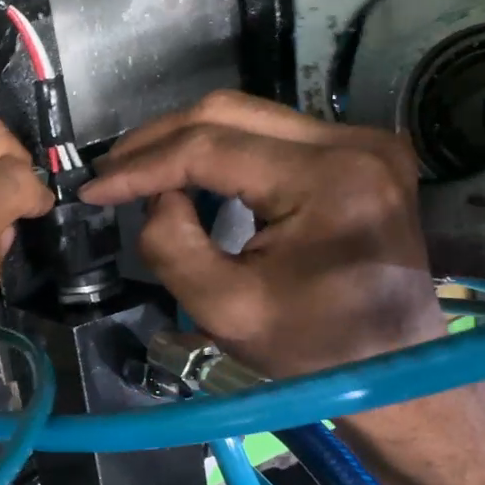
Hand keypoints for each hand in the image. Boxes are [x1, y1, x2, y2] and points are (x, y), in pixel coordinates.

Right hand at [79, 90, 444, 378]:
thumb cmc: (311, 351)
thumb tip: (157, 198)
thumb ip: (173, 245)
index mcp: (328, 180)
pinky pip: (270, 136)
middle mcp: (353, 143)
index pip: (210, 149)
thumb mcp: (224, 309)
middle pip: (229, 113)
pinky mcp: (360, 156)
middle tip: (108, 172)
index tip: (91, 190)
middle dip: (156, 140)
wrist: (393, 372)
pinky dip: (218, 152)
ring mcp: (363, 144)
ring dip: (184, 142)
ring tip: (136, 173)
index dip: (141, 167)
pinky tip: (186, 176)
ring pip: (247, 117)